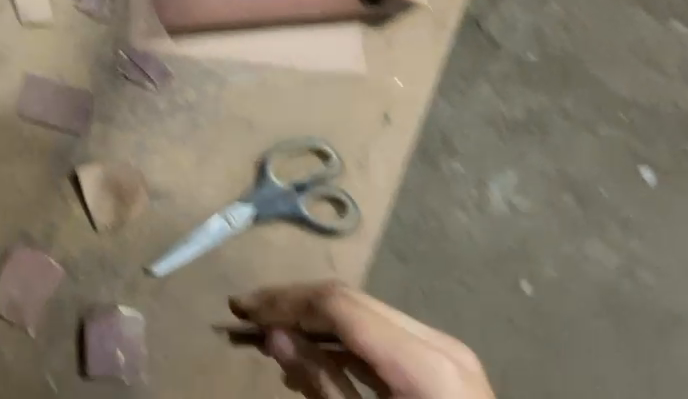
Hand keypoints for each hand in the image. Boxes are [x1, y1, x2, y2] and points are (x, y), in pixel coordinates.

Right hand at [229, 282, 493, 398]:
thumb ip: (322, 385)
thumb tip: (273, 336)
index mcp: (422, 360)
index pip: (336, 303)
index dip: (282, 302)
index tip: (240, 312)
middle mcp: (438, 343)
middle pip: (349, 302)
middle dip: (293, 306)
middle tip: (245, 317)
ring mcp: (447, 356)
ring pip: (364, 317)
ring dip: (313, 323)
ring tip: (268, 338)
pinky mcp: (447, 372)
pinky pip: (385, 343)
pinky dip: (343, 346)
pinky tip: (310, 360)